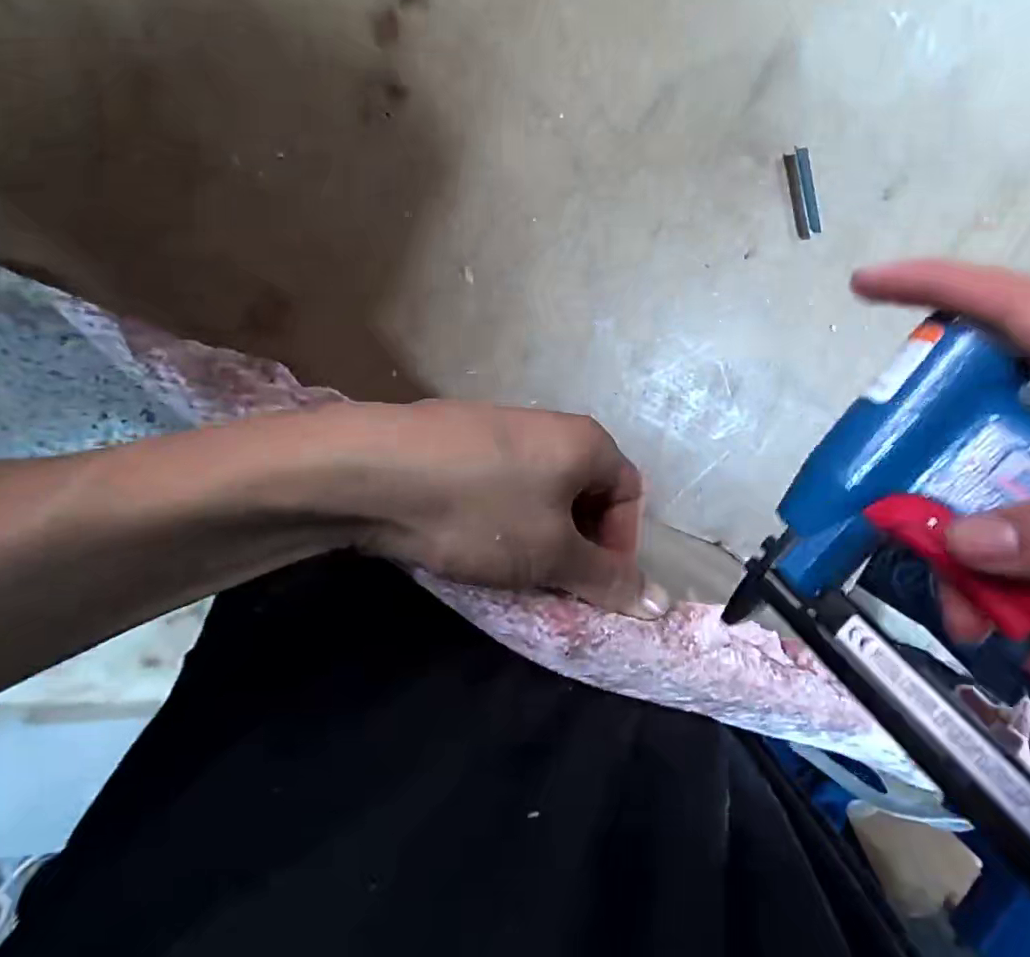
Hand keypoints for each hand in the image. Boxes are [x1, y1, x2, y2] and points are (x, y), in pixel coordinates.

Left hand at [324, 401, 664, 618]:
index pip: (630, 496)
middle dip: (577, 544)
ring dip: (538, 535)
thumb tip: (659, 604)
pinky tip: (468, 538)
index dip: (620, 547)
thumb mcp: (551, 554)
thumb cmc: (481, 511)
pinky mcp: (458, 439)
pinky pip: (500, 484)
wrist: (371, 469)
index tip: (589, 584)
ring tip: (507, 566)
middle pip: (586, 492)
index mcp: (587, 441)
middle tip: (550, 581)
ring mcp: (501, 427)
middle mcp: (551, 425)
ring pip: (541, 491)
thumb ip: (606, 579)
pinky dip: (500, 517)